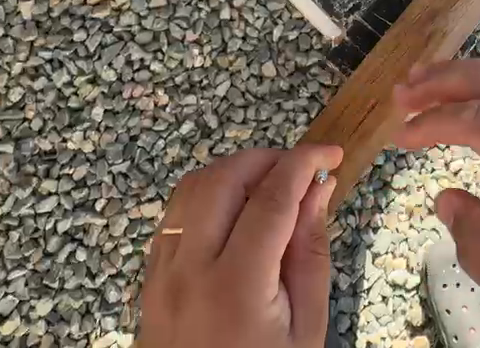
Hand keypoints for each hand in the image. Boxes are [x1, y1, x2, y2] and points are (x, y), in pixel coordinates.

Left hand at [137, 144, 342, 347]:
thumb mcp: (306, 326)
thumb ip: (310, 250)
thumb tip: (318, 188)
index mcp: (236, 286)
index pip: (272, 197)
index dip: (305, 162)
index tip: (331, 153)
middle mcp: (189, 271)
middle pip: (224, 178)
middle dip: (267, 160)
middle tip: (300, 174)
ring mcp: (161, 274)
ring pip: (192, 187)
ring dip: (235, 173)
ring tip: (269, 190)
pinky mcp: (148, 279)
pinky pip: (175, 215)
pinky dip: (208, 197)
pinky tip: (235, 216)